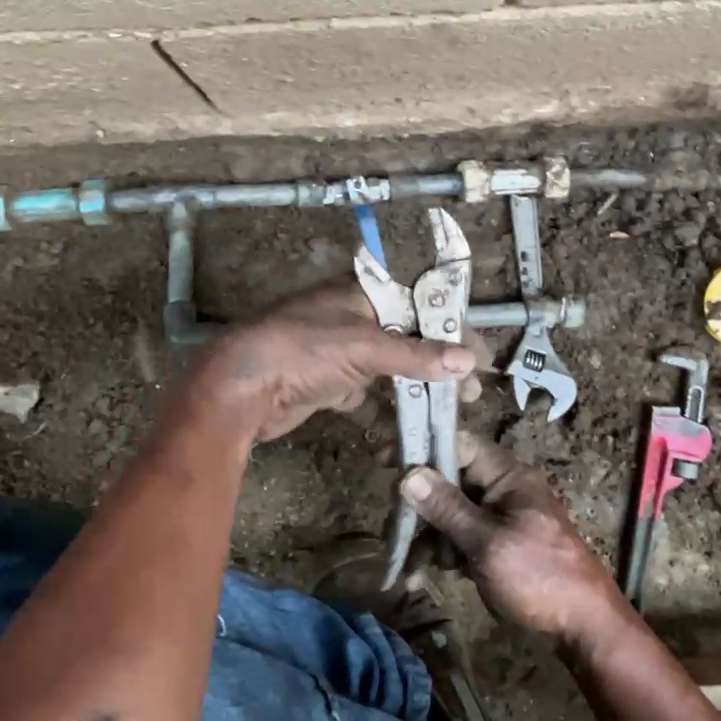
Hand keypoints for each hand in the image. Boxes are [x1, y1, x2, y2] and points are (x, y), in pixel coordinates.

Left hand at [189, 285, 483, 441]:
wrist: (240, 389)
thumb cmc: (301, 351)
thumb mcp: (363, 348)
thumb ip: (416, 355)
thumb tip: (467, 362)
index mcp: (362, 293)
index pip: (420, 303)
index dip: (452, 327)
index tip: (479, 356)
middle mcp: (354, 318)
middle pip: (409, 337)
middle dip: (440, 363)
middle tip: (472, 390)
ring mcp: (341, 353)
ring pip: (391, 369)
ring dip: (419, 388)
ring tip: (450, 409)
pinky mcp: (330, 385)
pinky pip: (369, 395)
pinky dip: (388, 410)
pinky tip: (409, 427)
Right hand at [401, 432, 632, 651]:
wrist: (583, 628)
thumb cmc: (539, 576)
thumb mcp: (487, 543)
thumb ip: (447, 508)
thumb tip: (409, 474)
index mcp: (507, 476)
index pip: (459, 445)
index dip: (423, 449)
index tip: (386, 461)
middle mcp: (502, 489)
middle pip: (449, 481)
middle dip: (420, 507)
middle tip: (394, 533)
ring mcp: (499, 518)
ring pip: (450, 513)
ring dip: (428, 537)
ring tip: (413, 570)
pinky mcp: (496, 544)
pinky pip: (460, 537)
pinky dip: (442, 552)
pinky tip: (423, 576)